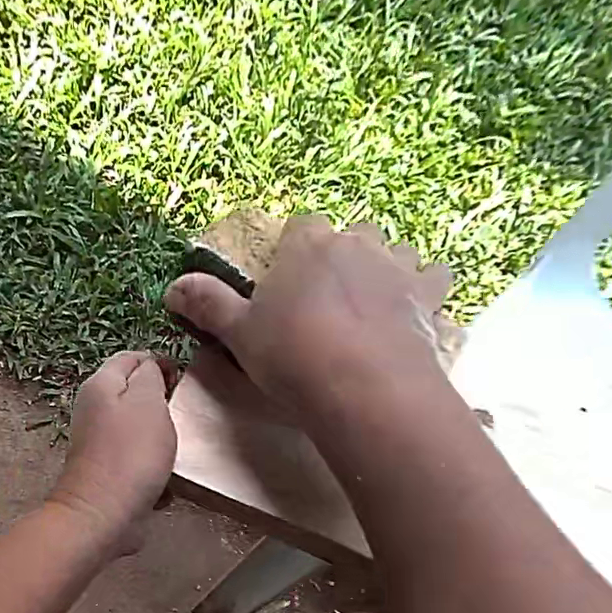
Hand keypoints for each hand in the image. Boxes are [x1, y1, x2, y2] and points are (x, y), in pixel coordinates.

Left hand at [49, 351, 176, 551]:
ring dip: (160, 434)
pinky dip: (152, 462)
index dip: (161, 363)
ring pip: (139, 425)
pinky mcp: (108, 468)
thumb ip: (152, 376)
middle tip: (182, 414)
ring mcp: (99, 440)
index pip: (133, 357)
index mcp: (101, 385)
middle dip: (162, 400)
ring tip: (176, 446)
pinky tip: (164, 475)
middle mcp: (94, 408)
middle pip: (135, 391)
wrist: (104, 514)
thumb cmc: (131, 455)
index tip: (183, 383)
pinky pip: (137, 455)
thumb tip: (153, 366)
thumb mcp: (149, 403)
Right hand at [163, 214, 453, 423]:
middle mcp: (357, 244)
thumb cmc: (294, 357)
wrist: (362, 385)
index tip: (294, 281)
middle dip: (348, 256)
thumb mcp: (241, 334)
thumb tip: (172, 287)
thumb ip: (209, 305)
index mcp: (309, 244)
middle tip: (337, 297)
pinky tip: (426, 310)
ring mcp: (398, 268)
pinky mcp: (428, 298)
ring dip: (393, 267)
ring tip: (382, 301)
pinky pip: (439, 278)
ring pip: (400, 250)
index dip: (299, 251)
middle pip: (356, 233)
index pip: (304, 227)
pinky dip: (432, 289)